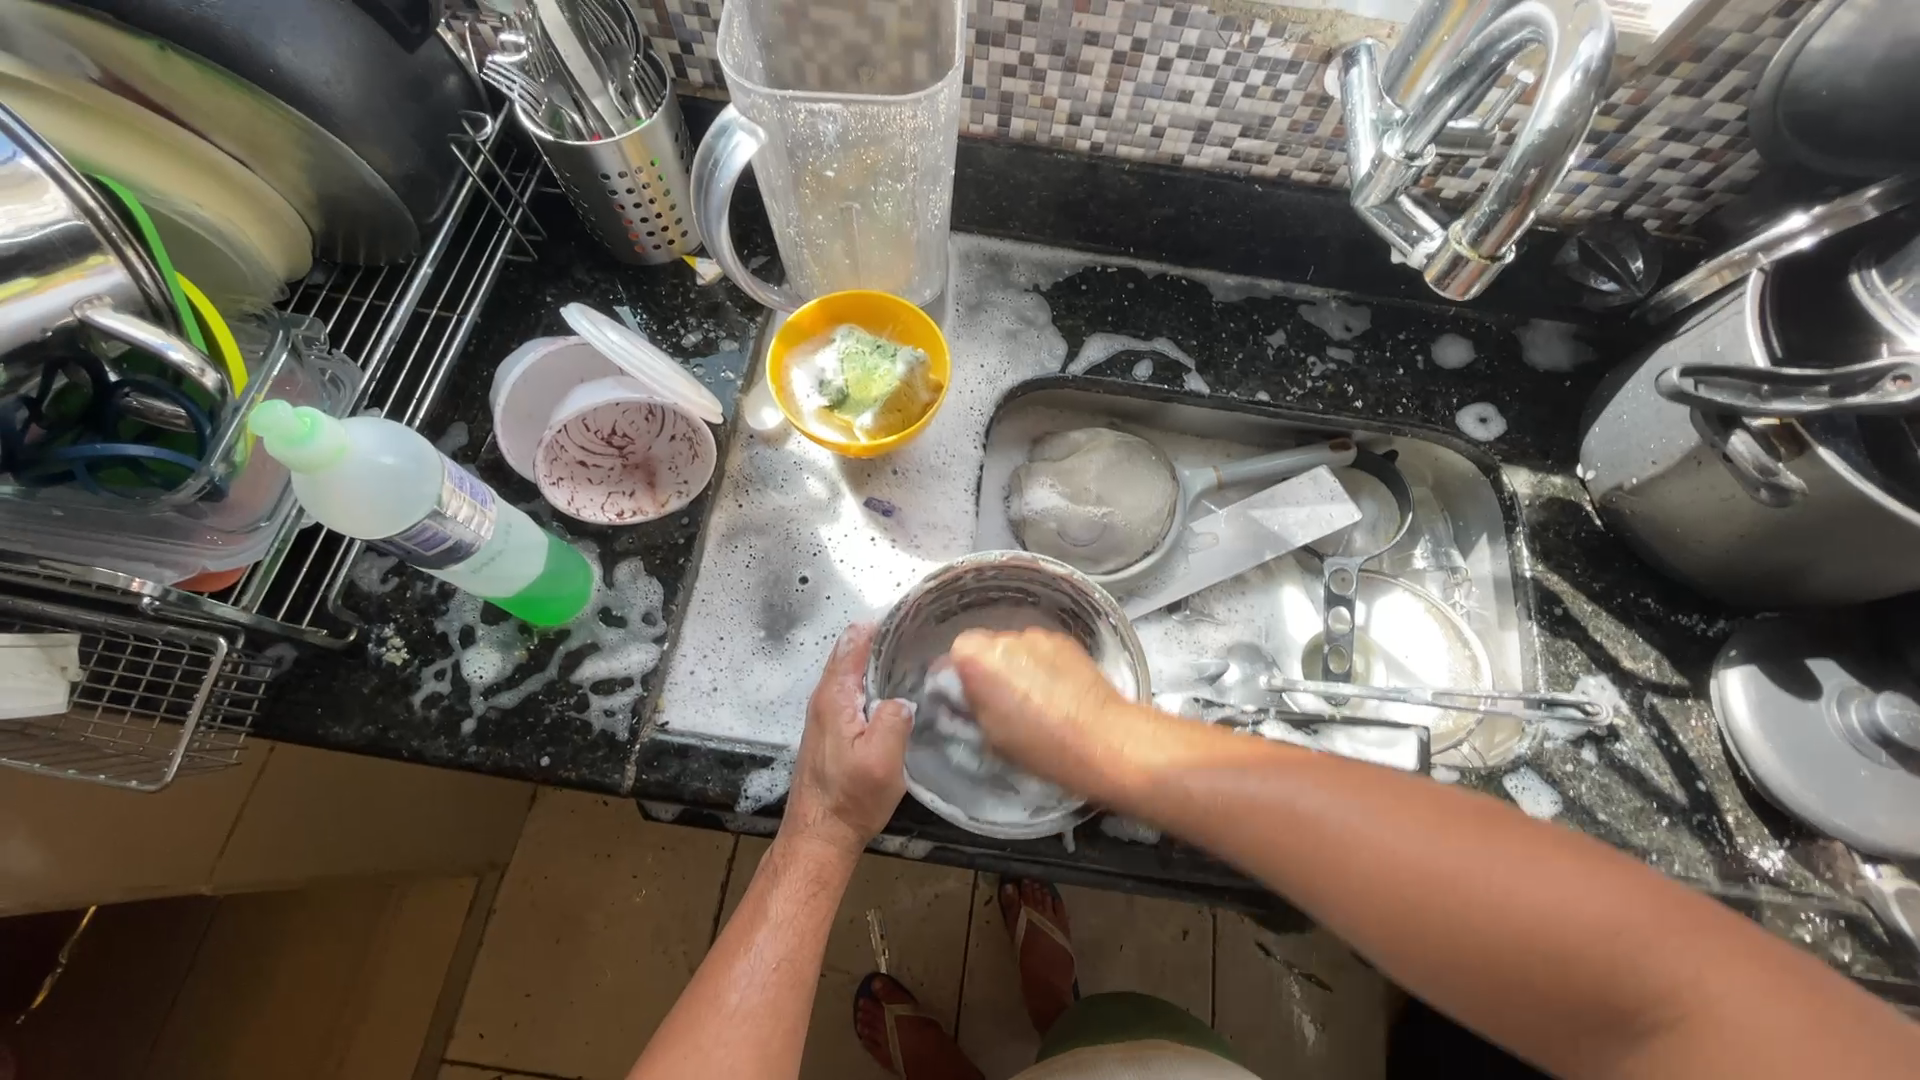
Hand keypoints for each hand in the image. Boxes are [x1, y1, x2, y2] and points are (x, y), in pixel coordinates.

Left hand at [783, 623, 914, 856]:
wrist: (820, 836)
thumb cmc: (850, 799)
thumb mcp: (882, 759)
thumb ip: (894, 719)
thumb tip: (903, 698)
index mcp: (835, 697)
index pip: (854, 642)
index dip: (881, 624)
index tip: (912, 613)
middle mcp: (825, 698)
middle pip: (852, 652)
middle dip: (883, 637)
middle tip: (922, 631)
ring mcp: (826, 713)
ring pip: (853, 672)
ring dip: (879, 659)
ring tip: (915, 654)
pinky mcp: (832, 729)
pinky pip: (854, 690)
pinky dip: (874, 680)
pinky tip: (898, 689)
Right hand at [947, 627, 1145, 791]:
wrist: (1104, 740)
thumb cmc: (1040, 745)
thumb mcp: (989, 734)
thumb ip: (970, 705)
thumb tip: (966, 695)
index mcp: (978, 658)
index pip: (956, 652)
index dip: (961, 675)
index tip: (971, 697)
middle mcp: (1006, 637)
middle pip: (987, 646)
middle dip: (991, 668)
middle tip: (1002, 700)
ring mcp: (1039, 636)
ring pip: (1017, 648)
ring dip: (1018, 665)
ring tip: (1035, 697)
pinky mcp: (1067, 640)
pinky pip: (1043, 650)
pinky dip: (1043, 665)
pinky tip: (1057, 691)